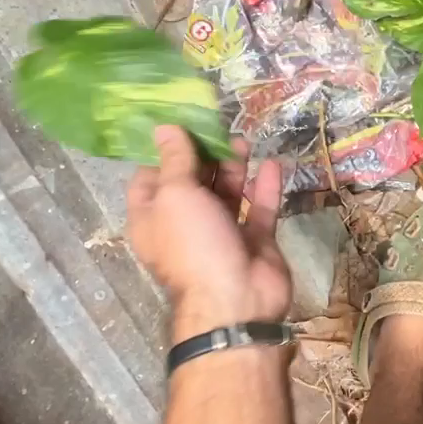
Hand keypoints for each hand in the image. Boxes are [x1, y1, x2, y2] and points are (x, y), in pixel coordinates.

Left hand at [126, 126, 289, 341]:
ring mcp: (222, 233)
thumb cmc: (194, 245)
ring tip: (244, 140)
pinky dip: (264, 187)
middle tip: (219, 126)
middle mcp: (184, 224)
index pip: (151, 177)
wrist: (236, 300)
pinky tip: (272, 163)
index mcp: (153, 217)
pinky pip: (258, 209)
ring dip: (234, 167)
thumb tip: (164, 126)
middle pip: (193, 182)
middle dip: (205, 155)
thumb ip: (175, 159)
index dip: (164, 151)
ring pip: (227, 193)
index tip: (181, 123)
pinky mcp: (254, 241)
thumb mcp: (176, 195)